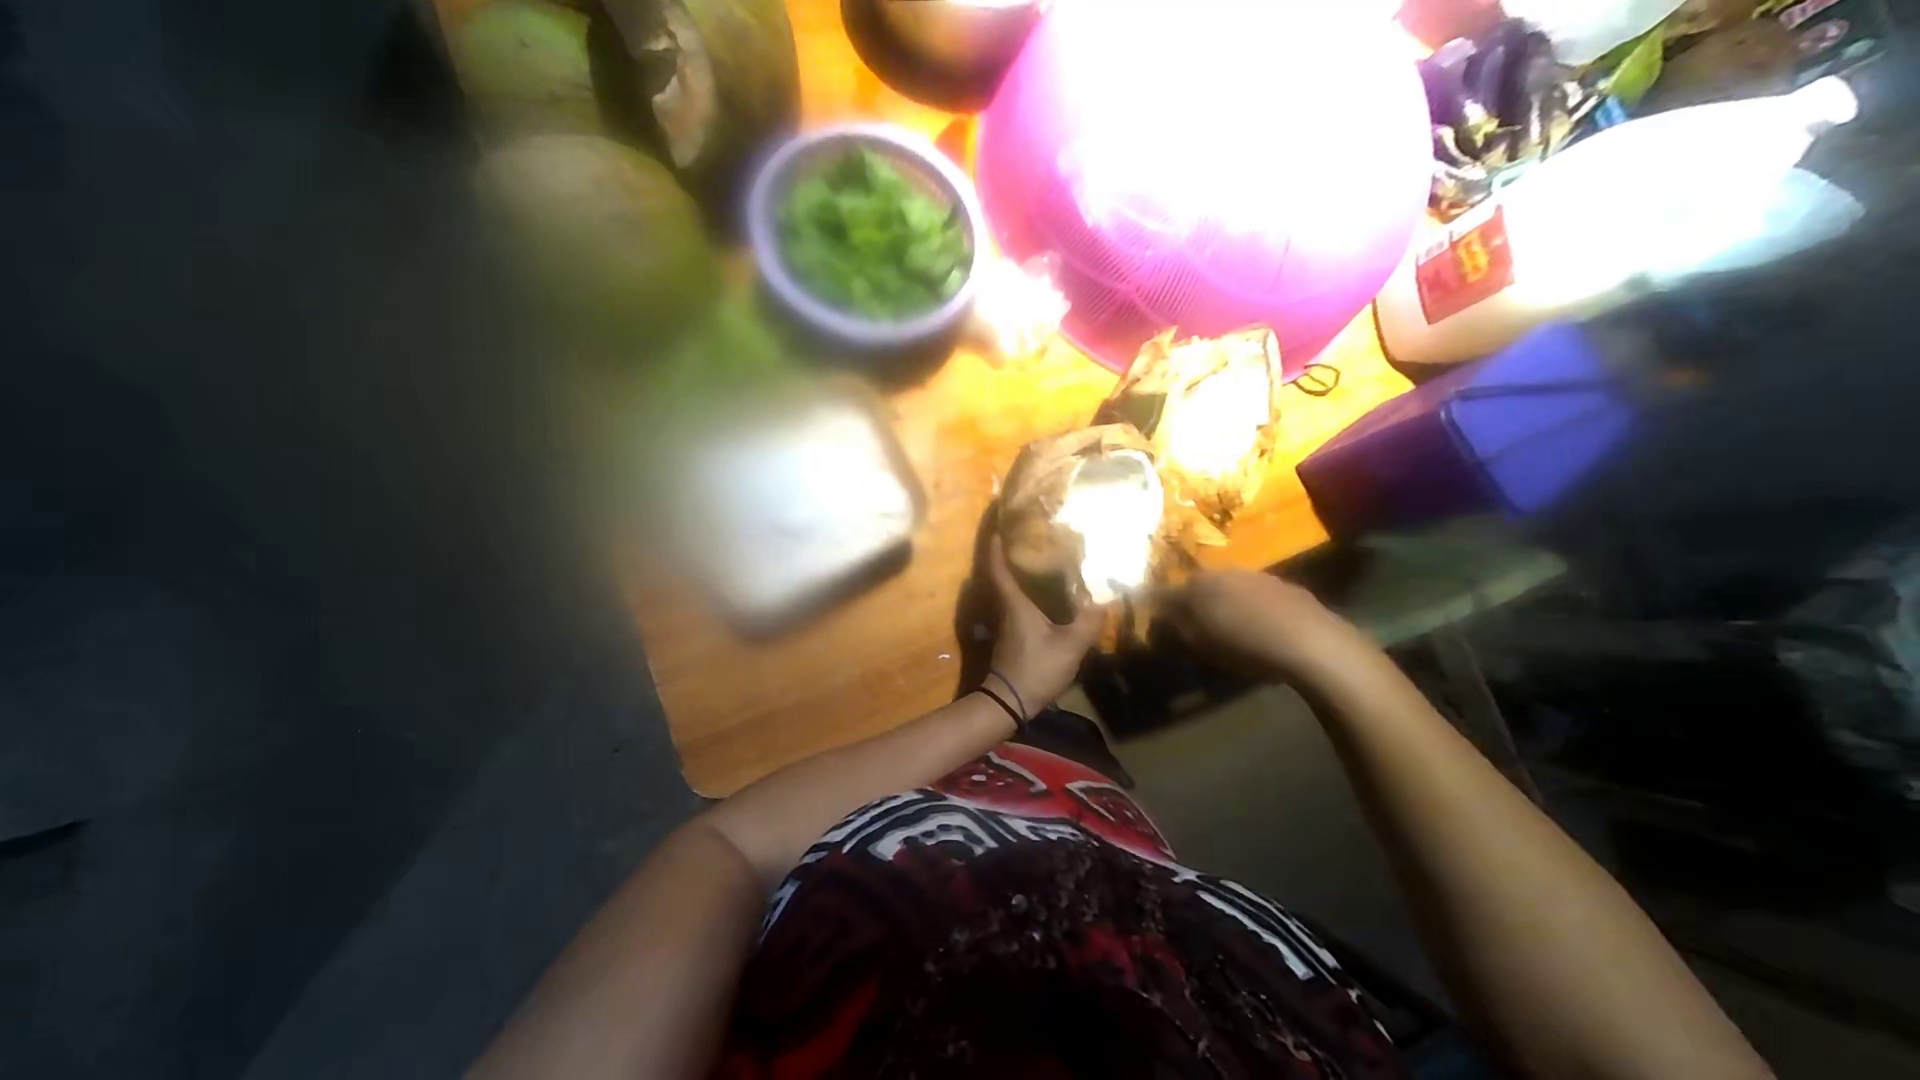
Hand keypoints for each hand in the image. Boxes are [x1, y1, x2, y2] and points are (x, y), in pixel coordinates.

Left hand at [985, 535, 1106, 716]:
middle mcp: (1006, 612)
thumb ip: (1087, 624)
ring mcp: (1006, 628)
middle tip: (1025, 545)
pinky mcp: (1010, 642)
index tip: (997, 531)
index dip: (996, 550)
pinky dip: (1026, 602)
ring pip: (1010, 598)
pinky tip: (1044, 605)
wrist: (1009, 702)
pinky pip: (1016, 613)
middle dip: (1010, 561)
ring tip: (1038, 569)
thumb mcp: (1069, 646)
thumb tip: (1102, 604)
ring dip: (1019, 582)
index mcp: (1015, 605)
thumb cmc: (1035, 667)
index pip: (999, 571)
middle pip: (1003, 581)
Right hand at [1163, 570, 1369, 681]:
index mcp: (1197, 584)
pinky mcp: (1285, 586)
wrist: (1312, 643)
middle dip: (1191, 604)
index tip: (1154, 625)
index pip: (1165, 593)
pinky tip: (1259, 629)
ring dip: (1223, 604)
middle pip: (1198, 587)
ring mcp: (1257, 576)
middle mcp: (1224, 572)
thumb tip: (1161, 620)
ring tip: (1227, 629)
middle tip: (1191, 628)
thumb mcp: (1201, 645)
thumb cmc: (1246, 646)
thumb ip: (1177, 629)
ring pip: (1229, 588)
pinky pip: (1256, 596)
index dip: (1156, 609)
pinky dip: (1250, 608)